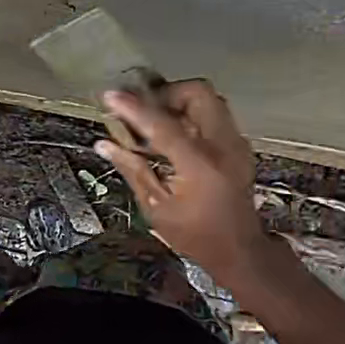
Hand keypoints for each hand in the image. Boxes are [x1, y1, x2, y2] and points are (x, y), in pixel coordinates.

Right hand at [95, 80, 267, 279]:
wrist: (240, 251)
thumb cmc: (195, 236)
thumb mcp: (157, 209)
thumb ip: (133, 170)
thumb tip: (104, 144)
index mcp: (200, 165)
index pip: (163, 124)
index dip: (134, 108)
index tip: (111, 96)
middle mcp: (223, 146)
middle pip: (198, 93)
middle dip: (167, 94)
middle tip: (145, 110)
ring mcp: (236, 143)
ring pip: (209, 100)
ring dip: (180, 103)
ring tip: (157, 122)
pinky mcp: (240, 145)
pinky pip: (215, 115)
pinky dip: (192, 115)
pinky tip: (175, 136)